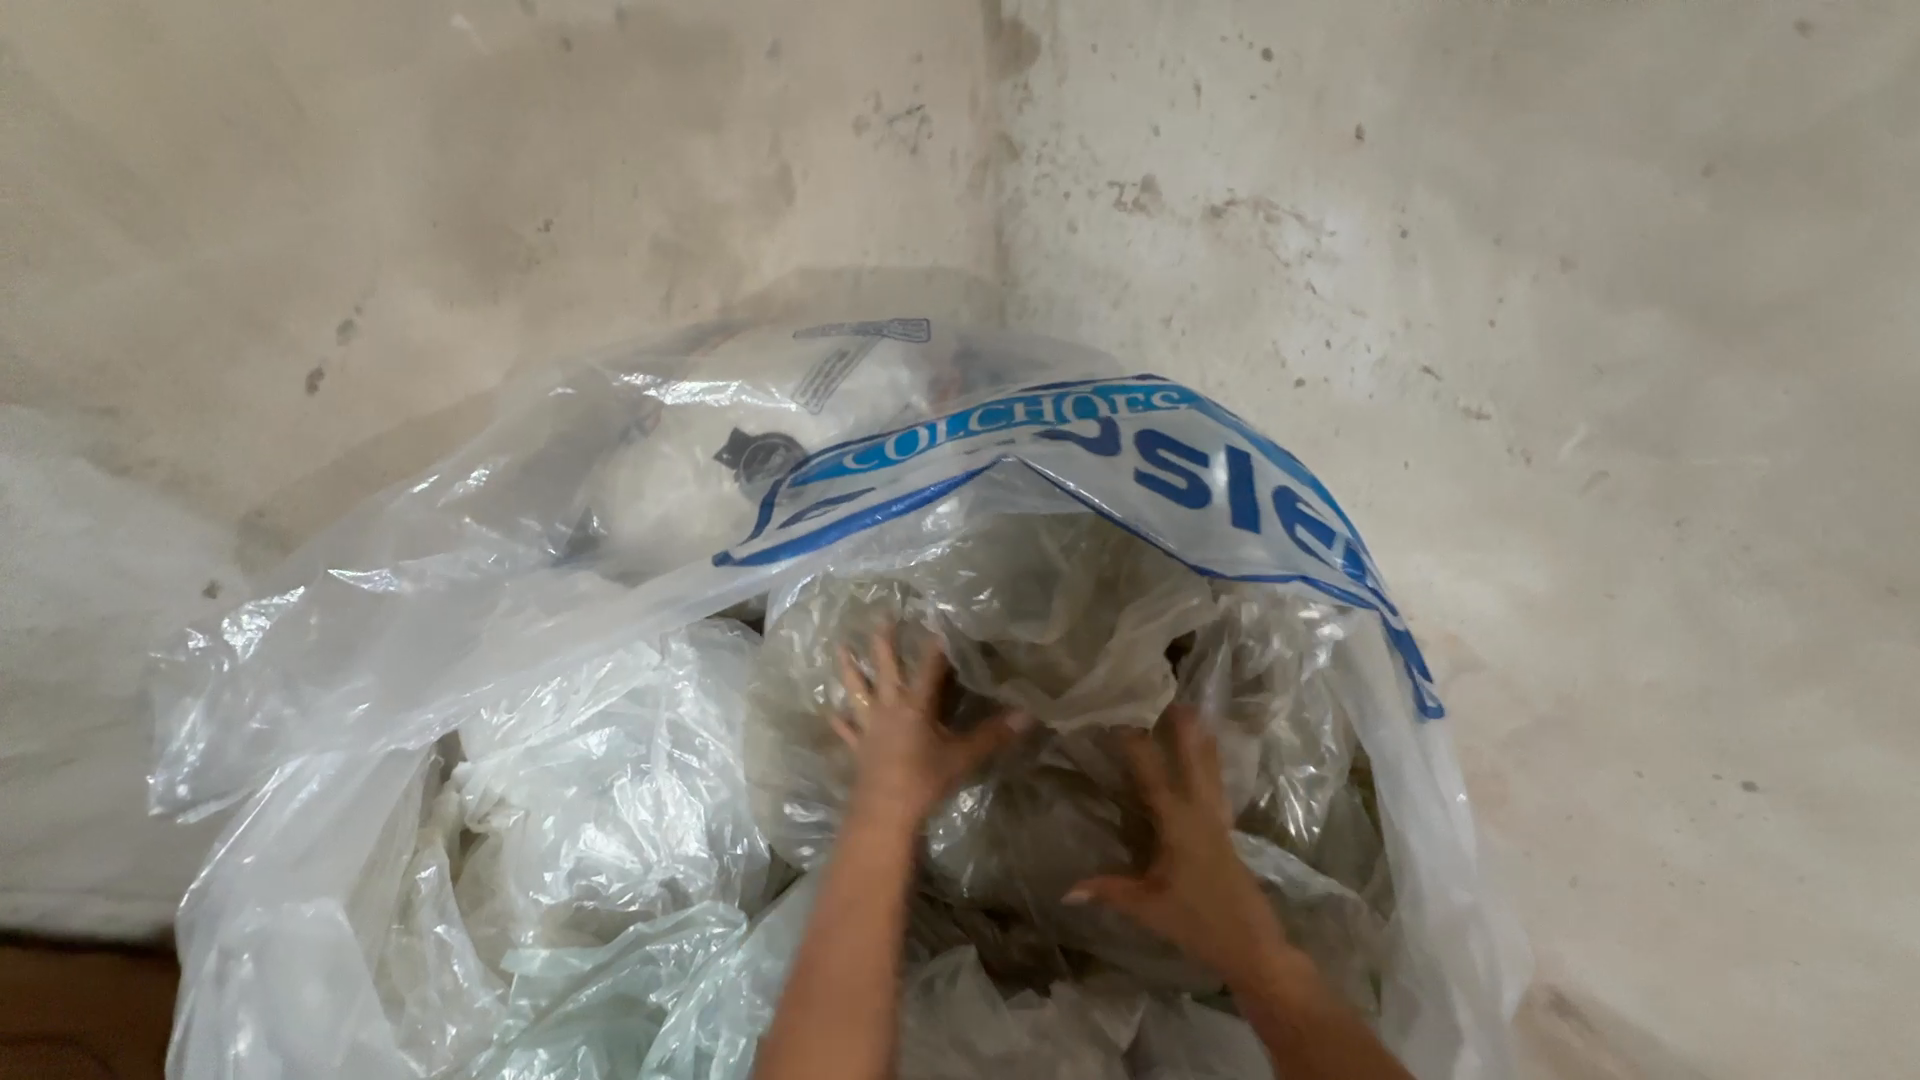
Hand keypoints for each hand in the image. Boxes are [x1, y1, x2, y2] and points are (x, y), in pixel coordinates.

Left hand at [833, 626, 1030, 825]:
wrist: (884, 813)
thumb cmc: (925, 780)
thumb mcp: (963, 757)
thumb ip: (993, 735)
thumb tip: (1027, 715)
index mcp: (916, 704)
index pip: (929, 665)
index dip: (935, 642)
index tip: (937, 617)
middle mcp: (889, 707)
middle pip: (885, 667)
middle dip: (884, 641)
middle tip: (881, 615)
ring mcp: (868, 726)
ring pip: (857, 690)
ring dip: (849, 668)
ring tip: (840, 646)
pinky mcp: (857, 747)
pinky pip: (846, 729)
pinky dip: (840, 720)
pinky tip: (832, 712)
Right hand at [1063, 704, 1292, 988]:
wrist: (1254, 947)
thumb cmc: (1199, 923)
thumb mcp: (1148, 908)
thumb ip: (1109, 891)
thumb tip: (1065, 889)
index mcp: (1179, 824)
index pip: (1153, 774)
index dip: (1135, 743)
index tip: (1119, 715)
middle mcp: (1202, 813)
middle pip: (1193, 760)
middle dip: (1182, 728)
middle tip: (1172, 695)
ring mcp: (1219, 822)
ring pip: (1210, 770)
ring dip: (1201, 740)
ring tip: (1196, 711)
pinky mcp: (1227, 833)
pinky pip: (1217, 785)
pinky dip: (1212, 763)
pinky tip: (1210, 757)